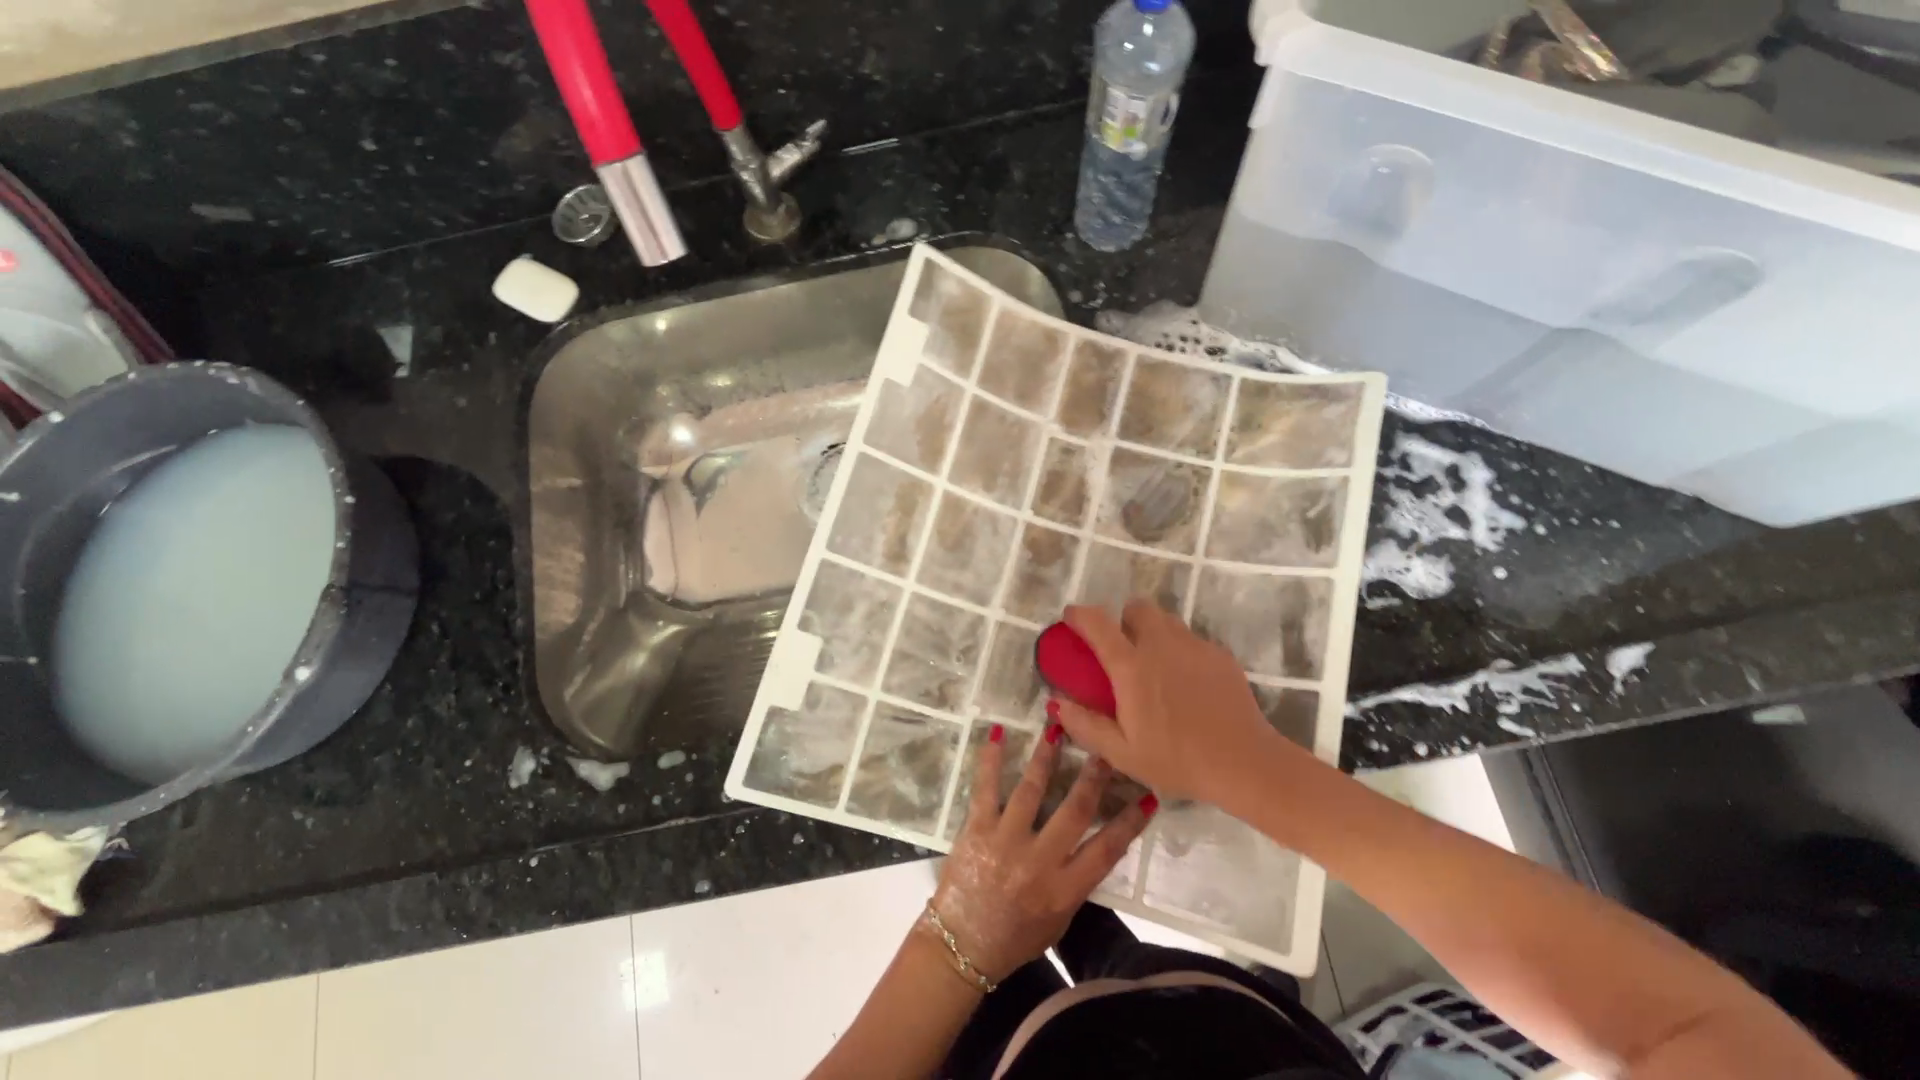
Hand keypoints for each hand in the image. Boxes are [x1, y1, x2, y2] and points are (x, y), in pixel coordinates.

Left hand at [926, 723, 1153, 982]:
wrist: (962, 946)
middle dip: (1093, 776)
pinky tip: (996, 732)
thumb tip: (1097, 843)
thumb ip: (1077, 882)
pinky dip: (990, 759)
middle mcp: (1038, 862)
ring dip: (1047, 756)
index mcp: (1064, 889)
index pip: (1106, 849)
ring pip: (1032, 790)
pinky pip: (986, 788)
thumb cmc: (1016, 938)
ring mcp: (1005, 842)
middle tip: (1106, 748)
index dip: (1130, 822)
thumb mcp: (1060, 920)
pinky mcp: (977, 830)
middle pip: (1075, 810)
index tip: (1149, 796)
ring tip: (1057, 727)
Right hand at [1050, 601, 1281, 803]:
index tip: (1070, 619)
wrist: (1244, 763)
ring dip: (1152, 632)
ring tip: (1154, 667)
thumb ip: (1085, 724)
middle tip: (1121, 650)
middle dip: (1123, 620)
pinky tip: (1186, 684)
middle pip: (1137, 607)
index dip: (1079, 614)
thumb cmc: (1177, 760)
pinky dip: (1180, 650)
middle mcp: (1162, 645)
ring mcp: (1195, 646)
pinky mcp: (1220, 655)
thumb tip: (1056, 702)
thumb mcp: (1122, 753)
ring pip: (1166, 620)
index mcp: (1131, 667)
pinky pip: (1191, 640)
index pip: (1097, 622)